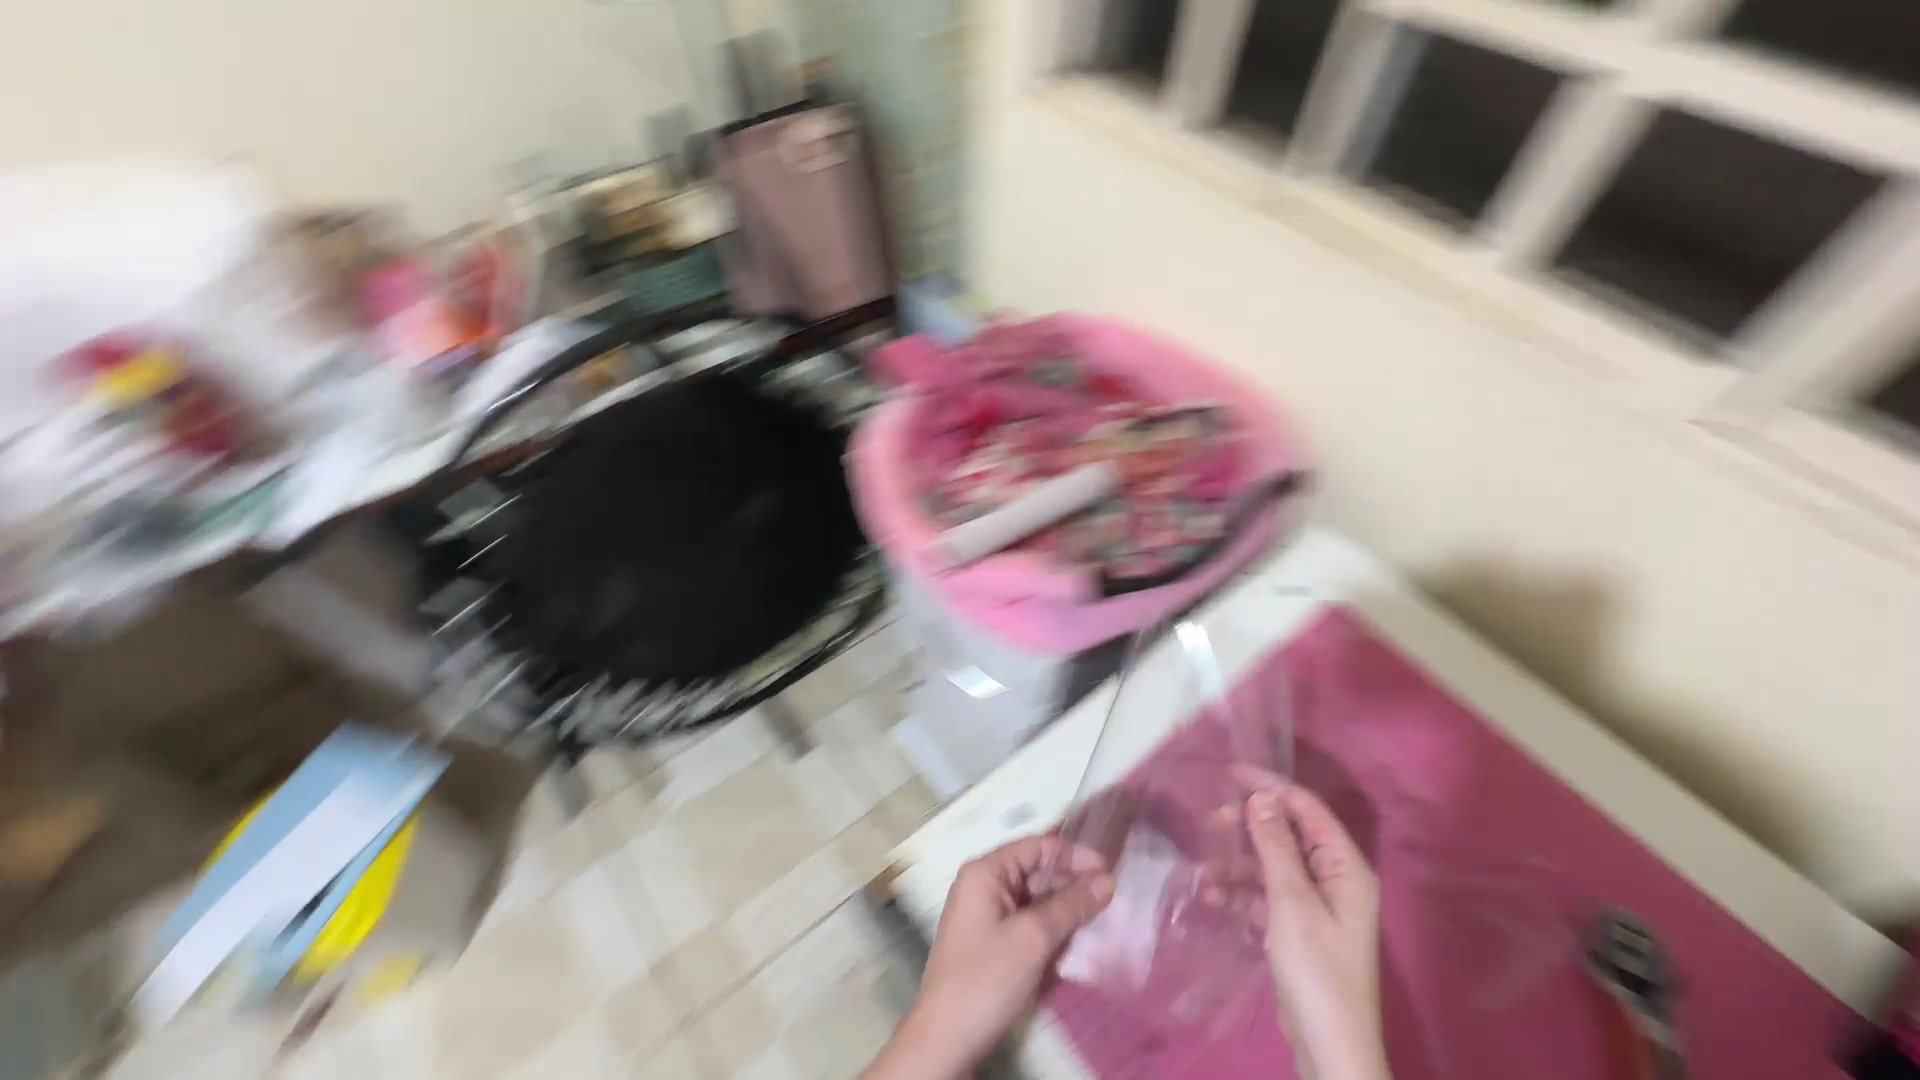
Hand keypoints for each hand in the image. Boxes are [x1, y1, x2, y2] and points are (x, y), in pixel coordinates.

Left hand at [865, 835, 1114, 1079]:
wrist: (947, 1039)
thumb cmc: (987, 977)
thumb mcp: (1034, 937)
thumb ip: (1072, 904)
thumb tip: (1107, 880)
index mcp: (986, 872)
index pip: (1037, 847)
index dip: (1074, 855)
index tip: (1111, 870)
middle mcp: (985, 886)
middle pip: (1038, 873)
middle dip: (1074, 885)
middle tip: (1115, 900)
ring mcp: (988, 916)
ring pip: (1037, 902)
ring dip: (1068, 911)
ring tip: (1105, 921)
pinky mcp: (995, 944)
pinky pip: (1031, 926)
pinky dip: (1054, 932)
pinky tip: (1080, 944)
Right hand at [1237, 765, 1390, 1079]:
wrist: (1329, 1047)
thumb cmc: (1316, 970)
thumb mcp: (1291, 903)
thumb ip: (1275, 846)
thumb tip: (1260, 797)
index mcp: (1345, 868)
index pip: (1307, 810)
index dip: (1270, 787)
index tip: (1230, 773)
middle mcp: (1334, 880)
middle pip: (1288, 836)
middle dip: (1248, 827)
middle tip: (1210, 822)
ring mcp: (1316, 906)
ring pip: (1271, 866)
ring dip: (1237, 866)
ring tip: (1203, 873)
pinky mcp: (1298, 929)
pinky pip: (1265, 896)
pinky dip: (1240, 894)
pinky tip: (1213, 899)